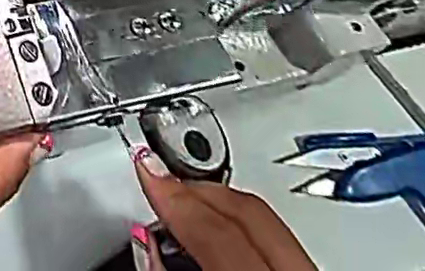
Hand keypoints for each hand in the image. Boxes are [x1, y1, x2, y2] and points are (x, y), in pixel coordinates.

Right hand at [132, 147, 317, 269]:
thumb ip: (168, 270)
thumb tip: (146, 238)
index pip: (213, 227)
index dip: (170, 191)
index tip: (143, 164)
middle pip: (245, 208)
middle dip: (195, 187)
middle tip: (158, 177)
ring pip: (265, 215)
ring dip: (219, 199)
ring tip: (186, 200)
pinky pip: (281, 233)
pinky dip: (246, 220)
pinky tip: (223, 226)